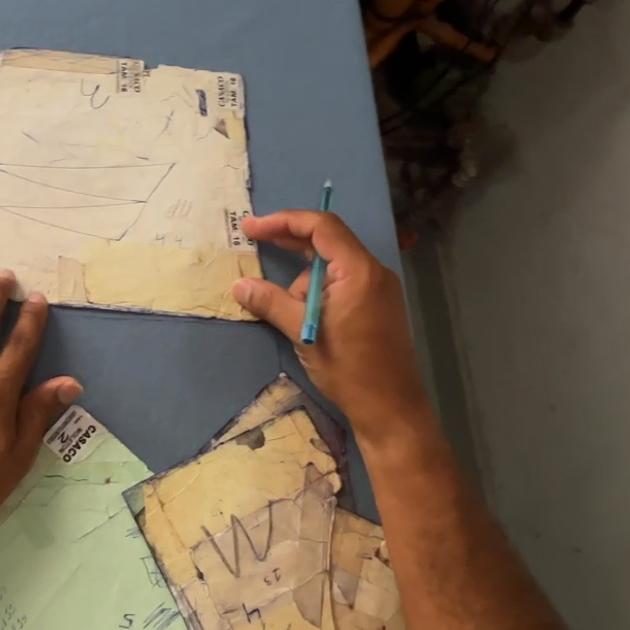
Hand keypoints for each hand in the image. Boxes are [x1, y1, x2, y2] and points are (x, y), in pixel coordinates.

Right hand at [233, 211, 434, 450]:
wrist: (390, 408)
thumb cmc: (349, 368)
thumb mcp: (303, 333)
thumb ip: (271, 303)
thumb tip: (239, 286)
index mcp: (358, 271)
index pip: (321, 227)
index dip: (284, 221)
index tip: (253, 227)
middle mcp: (372, 272)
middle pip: (326, 240)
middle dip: (288, 240)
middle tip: (253, 238)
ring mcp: (376, 288)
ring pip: (329, 266)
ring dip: (301, 279)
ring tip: (285, 311)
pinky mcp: (374, 305)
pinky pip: (339, 283)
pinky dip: (315, 291)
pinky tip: (300, 315)